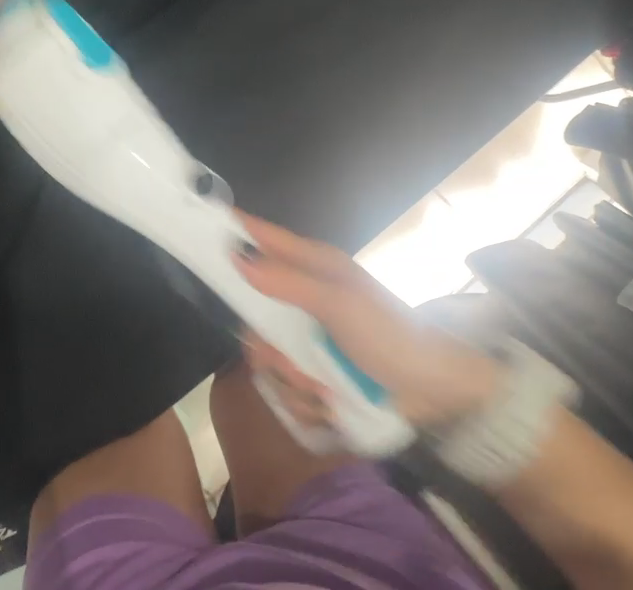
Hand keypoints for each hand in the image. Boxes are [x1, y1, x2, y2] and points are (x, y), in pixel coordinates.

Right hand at [233, 213, 501, 427]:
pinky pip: (285, 389)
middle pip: (251, 313)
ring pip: (265, 357)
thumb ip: (286, 281)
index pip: (261, 237)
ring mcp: (306, 340)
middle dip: (268, 347)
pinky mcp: (313, 375)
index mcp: (311, 266)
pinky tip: (331, 403)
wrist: (436, 392)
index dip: (232, 230)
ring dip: (293, 380)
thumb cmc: (389, 334)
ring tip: (324, 388)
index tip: (196, 228)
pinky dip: (307, 402)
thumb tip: (237, 257)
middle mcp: (302, 298)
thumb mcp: (338, 302)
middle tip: (288, 359)